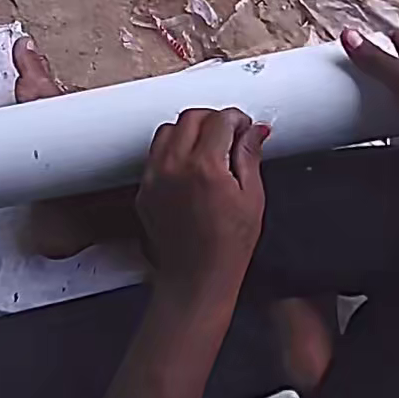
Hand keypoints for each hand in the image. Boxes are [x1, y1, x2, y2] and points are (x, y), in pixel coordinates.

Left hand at [135, 108, 269, 303]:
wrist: (195, 279)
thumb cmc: (227, 249)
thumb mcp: (252, 199)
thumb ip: (250, 156)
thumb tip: (254, 131)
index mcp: (205, 167)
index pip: (220, 119)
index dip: (238, 119)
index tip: (244, 127)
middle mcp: (175, 167)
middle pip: (191, 117)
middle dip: (213, 119)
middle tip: (228, 134)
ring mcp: (155, 177)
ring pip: (168, 130)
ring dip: (188, 131)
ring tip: (207, 149)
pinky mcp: (144, 189)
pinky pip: (155, 155)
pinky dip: (172, 151)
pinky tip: (188, 168)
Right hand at [340, 28, 398, 169]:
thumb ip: (375, 59)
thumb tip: (347, 33)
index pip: (393, 37)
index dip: (370, 46)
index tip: (346, 59)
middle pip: (395, 60)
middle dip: (374, 70)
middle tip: (347, 81)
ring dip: (382, 91)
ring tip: (356, 98)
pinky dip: (391, 107)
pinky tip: (375, 115)